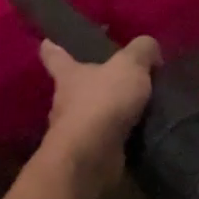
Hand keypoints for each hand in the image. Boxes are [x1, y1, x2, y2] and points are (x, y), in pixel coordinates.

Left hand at [37, 37, 159, 194]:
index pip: (54, 55)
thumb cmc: (103, 101)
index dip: (52, 47)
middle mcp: (65, 101)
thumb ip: (142, 50)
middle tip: (119, 77)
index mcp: (68, 75)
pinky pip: (106, 140)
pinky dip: (120, 136)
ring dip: (109, 112)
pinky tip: (141, 133)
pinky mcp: (88, 154)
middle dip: (92, 83)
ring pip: (90, 115)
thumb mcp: (129, 64)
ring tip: (139, 108)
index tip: (48, 42)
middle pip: (75, 87)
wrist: (92, 156)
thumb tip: (150, 51)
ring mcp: (74, 131)